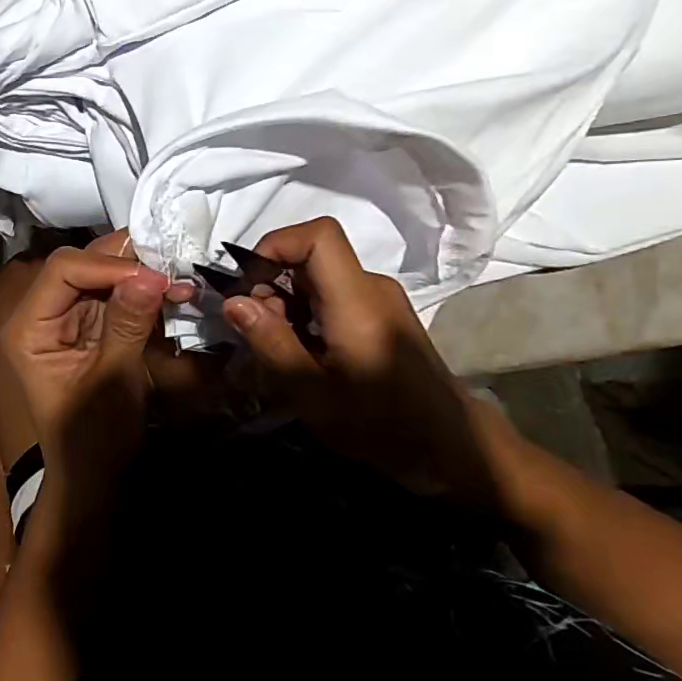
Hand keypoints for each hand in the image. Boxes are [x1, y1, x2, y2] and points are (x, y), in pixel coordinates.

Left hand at [0, 231, 185, 480]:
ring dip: (142, 272)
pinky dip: (144, 289)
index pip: (64, 270)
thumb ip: (127, 325)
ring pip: (103, 271)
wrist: (90, 473)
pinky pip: (116, 291)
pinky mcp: (90, 321)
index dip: (109, 265)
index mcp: (28, 326)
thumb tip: (149, 276)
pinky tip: (172, 292)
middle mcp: (41, 311)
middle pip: (83, 263)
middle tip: (175, 270)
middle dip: (129, 263)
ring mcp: (66, 314)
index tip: (156, 276)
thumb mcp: (112, 382)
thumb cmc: (92, 436)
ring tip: (179, 282)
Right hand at [221, 217, 523, 510]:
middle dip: (274, 284)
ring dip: (290, 304)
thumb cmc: (382, 425)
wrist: (448, 445)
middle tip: (257, 332)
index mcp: (357, 300)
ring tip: (280, 351)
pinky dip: (310, 315)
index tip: (249, 284)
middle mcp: (372, 287)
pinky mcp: (384, 314)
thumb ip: (272, 343)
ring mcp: (382, 299)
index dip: (277, 245)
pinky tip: (306, 355)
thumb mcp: (313, 395)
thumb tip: (234, 301)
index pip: (319, 235)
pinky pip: (336, 296)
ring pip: (321, 279)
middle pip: (314, 257)